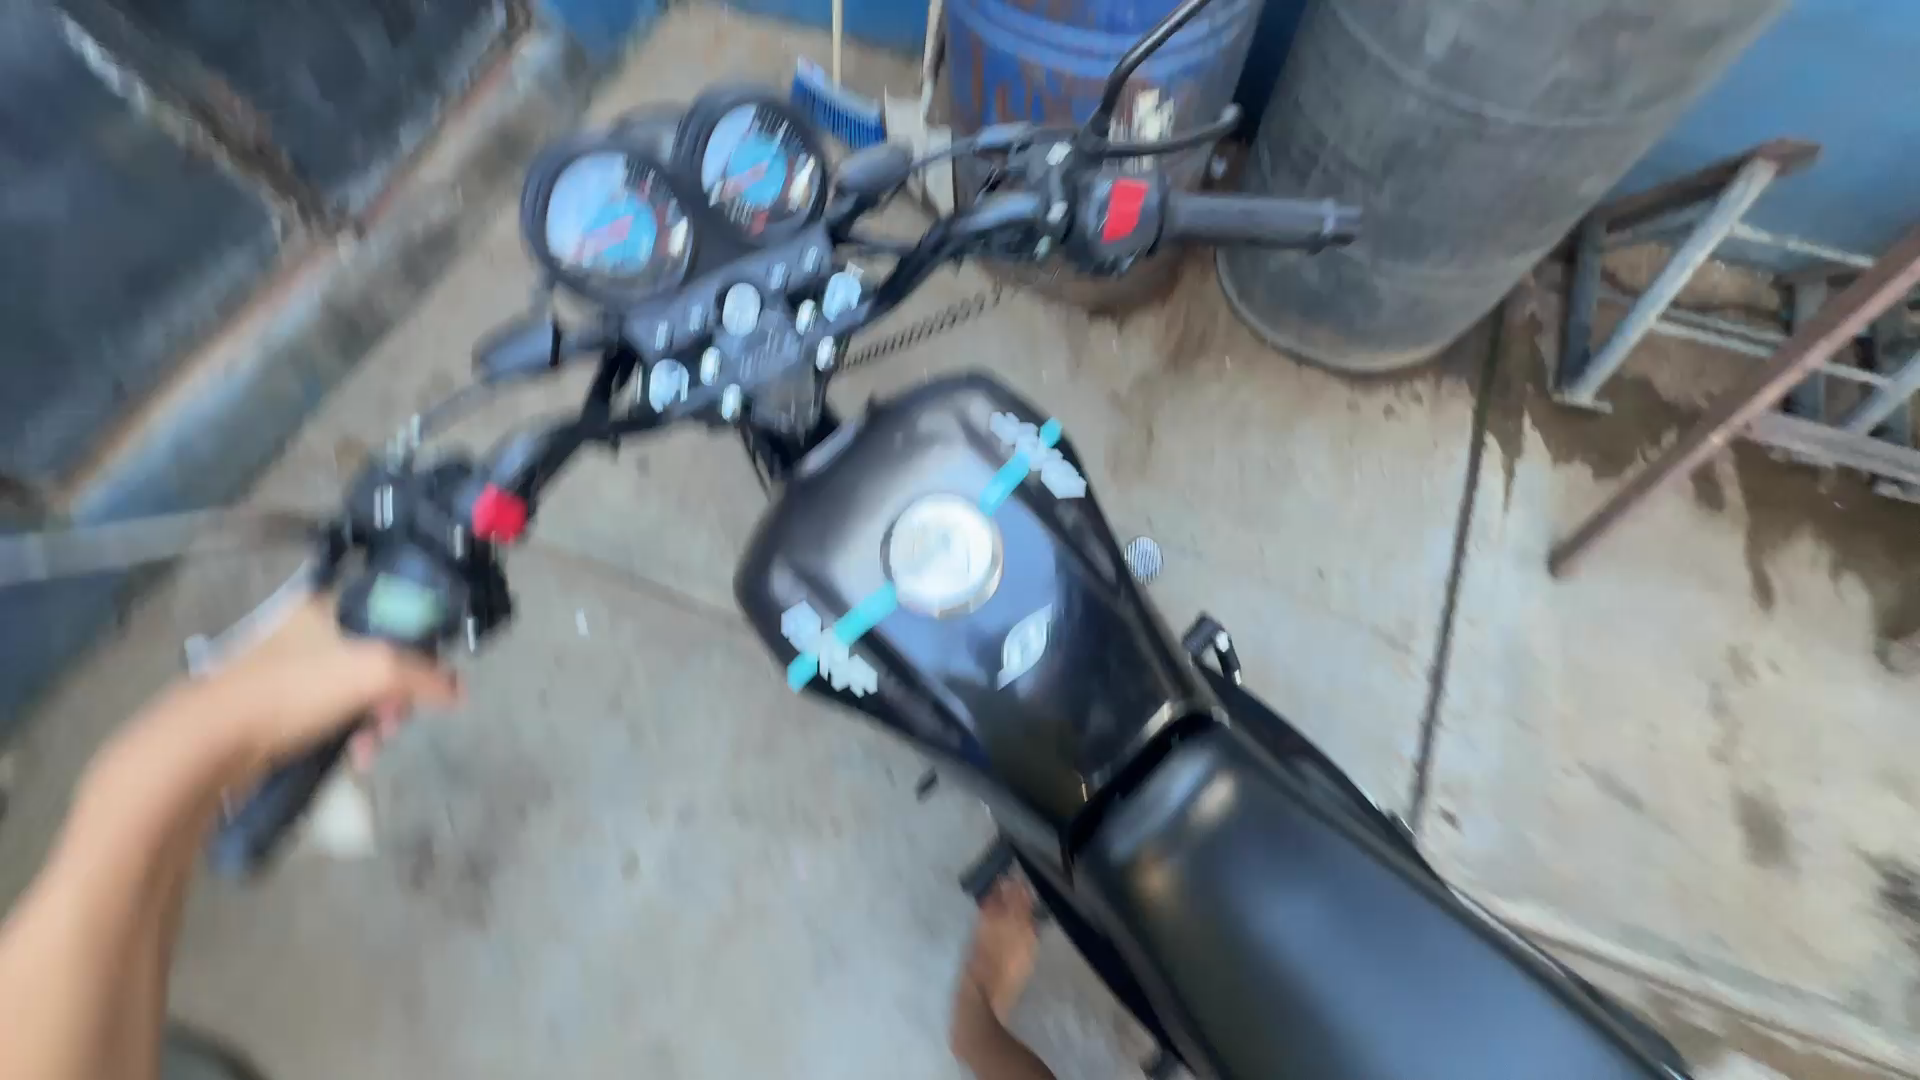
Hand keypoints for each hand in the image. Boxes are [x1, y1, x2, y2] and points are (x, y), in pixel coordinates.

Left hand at [180, 594, 461, 776]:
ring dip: (379, 719)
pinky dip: (352, 734)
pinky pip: (335, 714)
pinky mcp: (277, 707)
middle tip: (396, 717)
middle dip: (399, 693)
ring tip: (374, 745)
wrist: (205, 745)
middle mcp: (309, 632)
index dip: (423, 644)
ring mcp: (291, 670)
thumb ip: (429, 677)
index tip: (432, 675)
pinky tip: (355, 755)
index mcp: (326, 607)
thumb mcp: (379, 671)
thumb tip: (459, 692)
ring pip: (361, 690)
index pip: (397, 613)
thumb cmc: (295, 692)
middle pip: (384, 656)